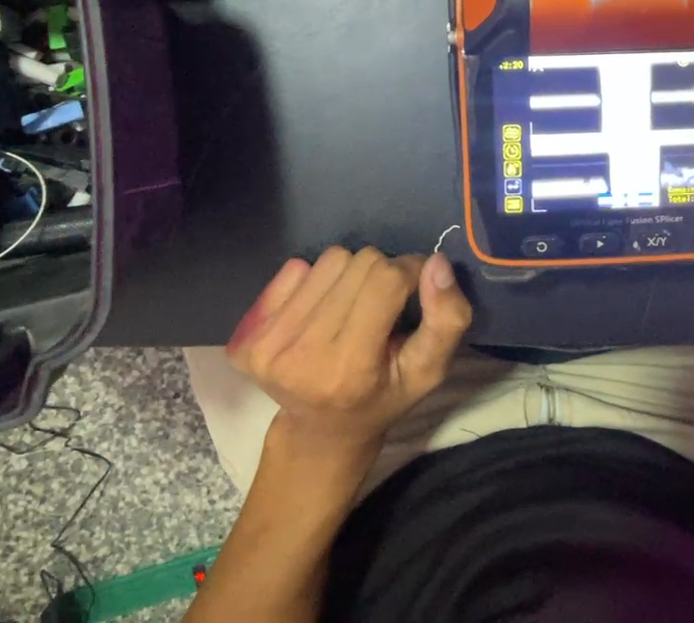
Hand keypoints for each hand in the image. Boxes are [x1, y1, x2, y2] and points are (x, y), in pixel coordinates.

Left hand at [227, 247, 471, 457]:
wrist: (320, 433)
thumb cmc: (383, 398)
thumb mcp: (429, 371)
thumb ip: (447, 319)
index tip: (416, 289)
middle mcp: (301, 354)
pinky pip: (296, 268)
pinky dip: (317, 281)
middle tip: (382, 306)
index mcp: (349, 368)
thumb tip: (436, 262)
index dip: (410, 272)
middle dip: (381, 274)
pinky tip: (321, 314)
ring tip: (352, 309)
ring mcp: (268, 344)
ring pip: (330, 259)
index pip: (386, 279)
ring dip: (350, 276)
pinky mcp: (246, 336)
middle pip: (359, 263)